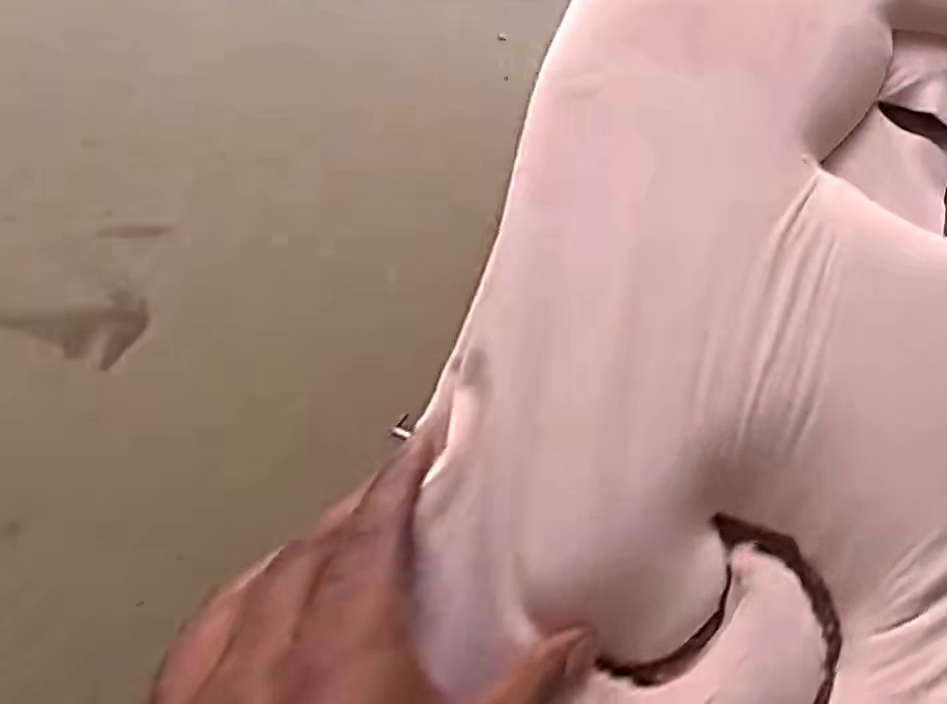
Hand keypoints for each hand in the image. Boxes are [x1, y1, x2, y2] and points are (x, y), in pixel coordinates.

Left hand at [151, 438, 593, 703]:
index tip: (419, 446)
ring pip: (238, 599)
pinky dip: (231, 611)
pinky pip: (187, 654)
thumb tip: (578, 640)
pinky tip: (249, 615)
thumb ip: (526, 683)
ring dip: (291, 554)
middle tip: (392, 483)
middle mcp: (261, 674)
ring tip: (327, 535)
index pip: (369, 541)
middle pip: (306, 556)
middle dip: (353, 509)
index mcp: (340, 657)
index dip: (395, 484)